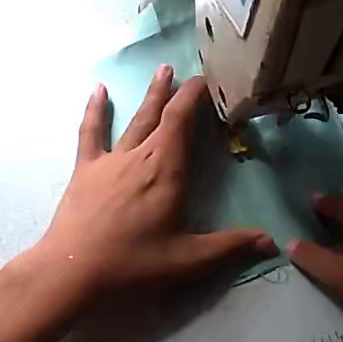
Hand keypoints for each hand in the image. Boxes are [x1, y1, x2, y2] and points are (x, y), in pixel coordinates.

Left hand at [23, 66, 275, 306]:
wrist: (71, 271)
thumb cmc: (132, 264)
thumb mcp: (188, 260)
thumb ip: (229, 246)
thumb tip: (272, 241)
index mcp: (166, 169)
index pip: (183, 119)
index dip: (195, 95)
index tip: (209, 79)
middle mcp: (139, 155)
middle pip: (160, 114)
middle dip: (177, 92)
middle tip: (188, 71)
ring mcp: (110, 160)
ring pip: (134, 119)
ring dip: (149, 95)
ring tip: (161, 70)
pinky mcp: (85, 169)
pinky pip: (91, 132)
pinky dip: (95, 110)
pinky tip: (97, 90)